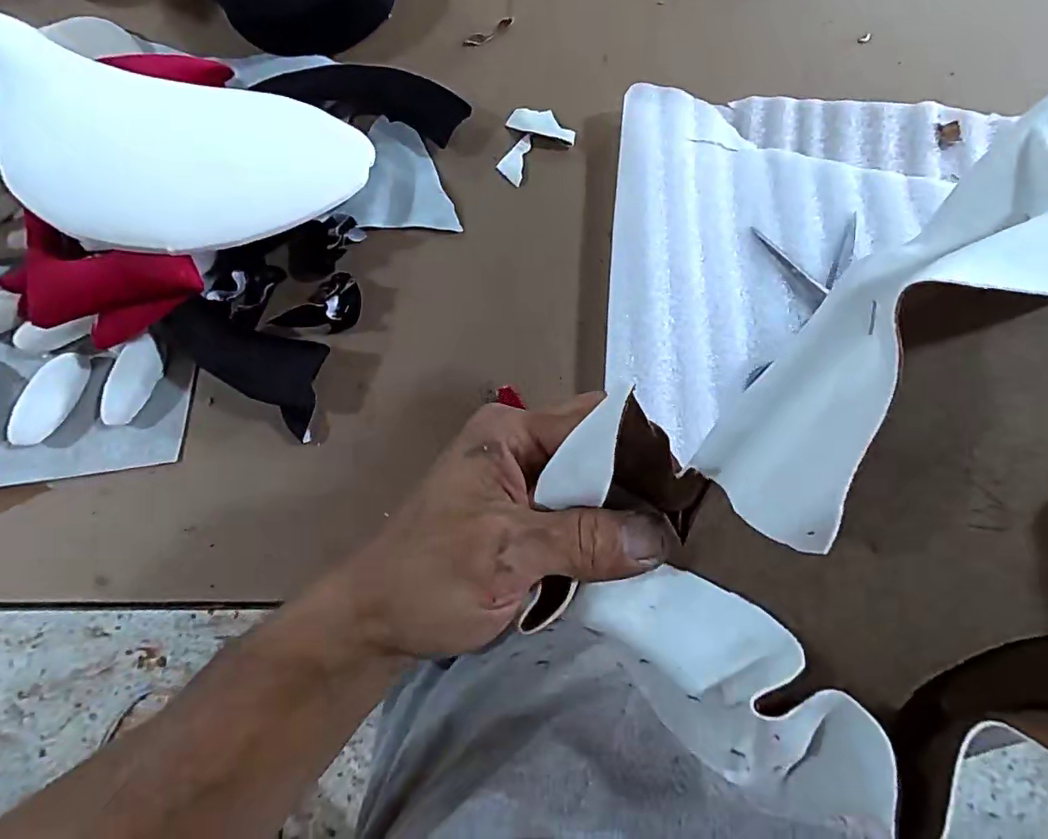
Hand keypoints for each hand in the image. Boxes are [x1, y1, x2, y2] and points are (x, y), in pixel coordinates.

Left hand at [291, 393, 676, 660]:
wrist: (369, 627)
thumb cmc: (428, 579)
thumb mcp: (508, 556)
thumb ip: (584, 540)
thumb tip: (659, 538)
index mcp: (511, 431)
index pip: (594, 420)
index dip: (639, 447)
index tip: (677, 488)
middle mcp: (521, 445)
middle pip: (597, 449)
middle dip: (636, 483)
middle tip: (678, 520)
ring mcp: (522, 481)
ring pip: (591, 483)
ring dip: (622, 511)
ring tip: (666, 538)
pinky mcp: (524, 515)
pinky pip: (577, 512)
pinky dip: (602, 531)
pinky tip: (631, 552)